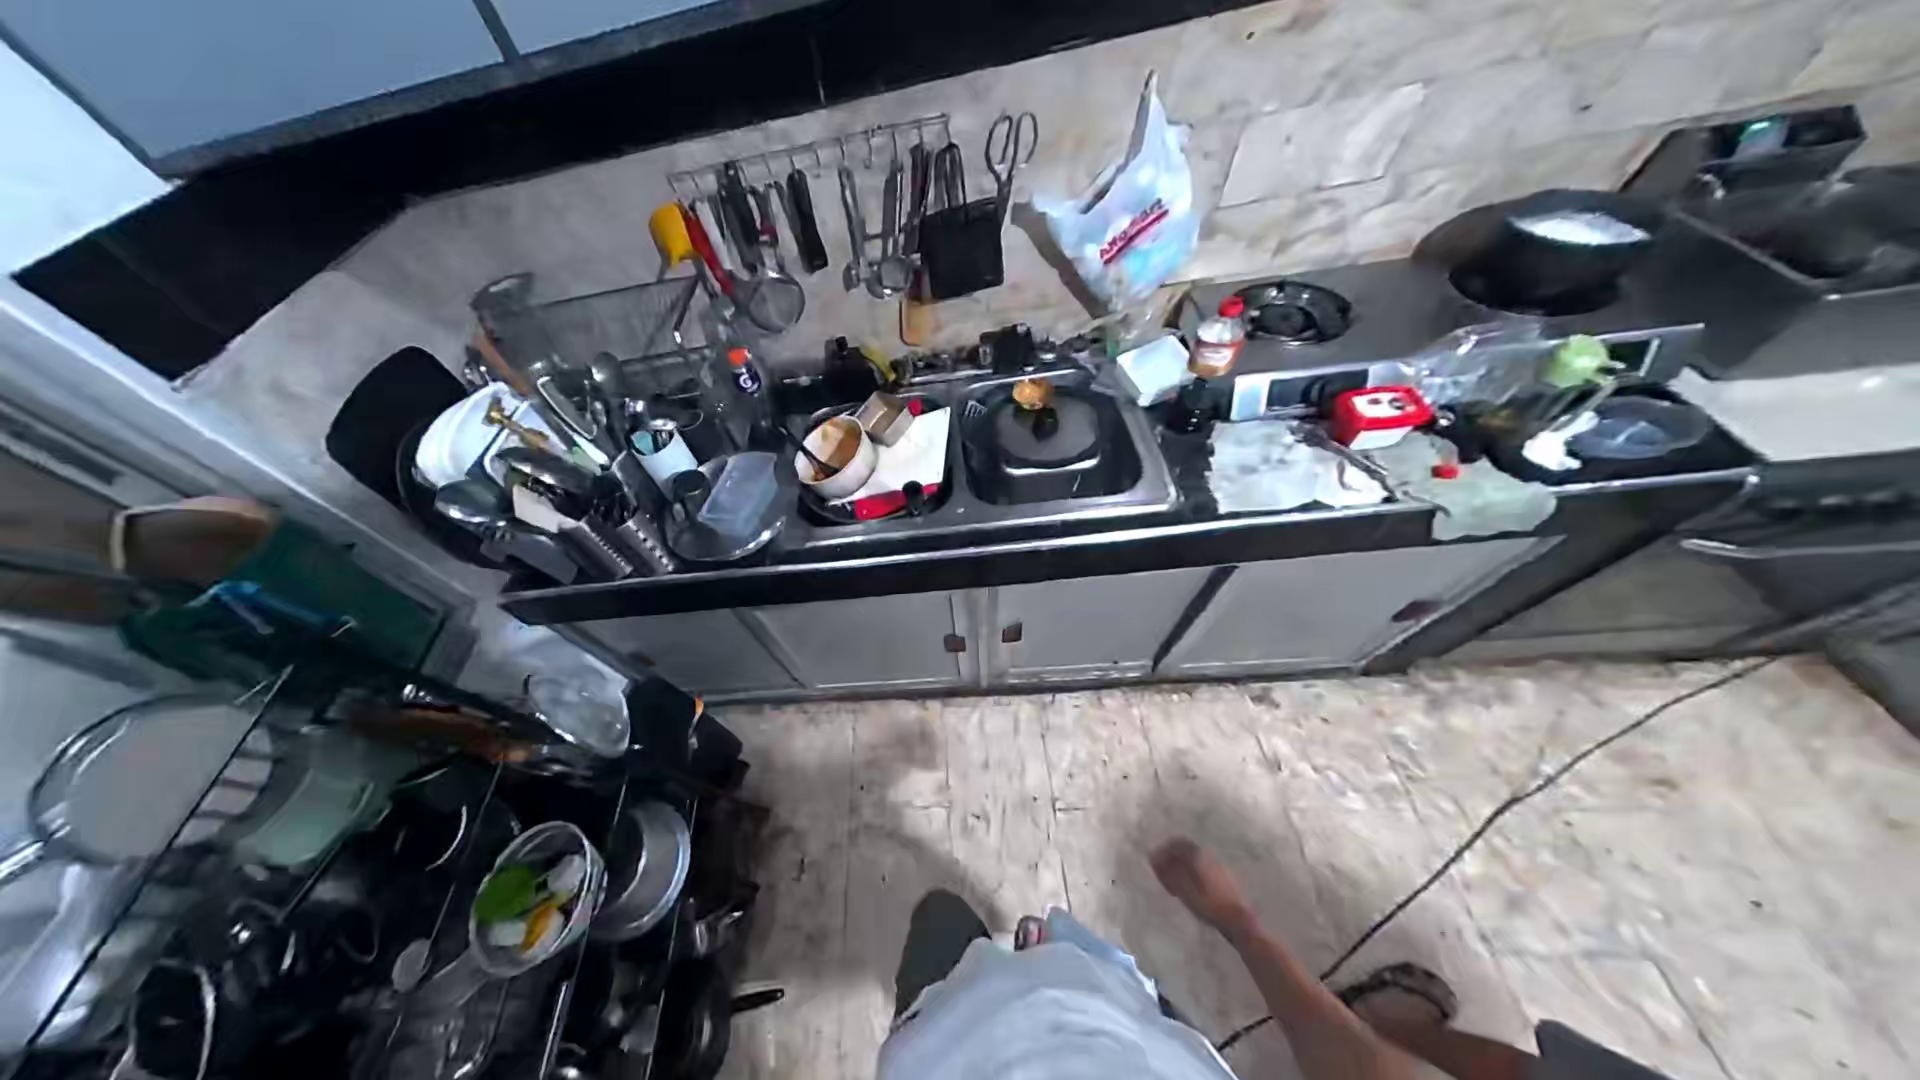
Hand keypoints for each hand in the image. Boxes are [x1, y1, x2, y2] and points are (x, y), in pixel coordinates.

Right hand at [1151, 837, 1256, 936]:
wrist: (1239, 922)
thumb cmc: (1209, 905)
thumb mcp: (1183, 888)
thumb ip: (1168, 871)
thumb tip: (1154, 857)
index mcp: (1199, 856)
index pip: (1177, 843)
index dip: (1164, 851)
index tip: (1155, 864)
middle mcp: (1210, 857)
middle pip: (1186, 852)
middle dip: (1172, 862)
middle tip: (1164, 879)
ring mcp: (1219, 868)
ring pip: (1194, 863)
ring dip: (1181, 871)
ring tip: (1175, 889)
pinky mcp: (1226, 880)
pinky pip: (1203, 871)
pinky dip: (1192, 877)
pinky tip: (1191, 894)